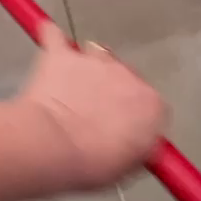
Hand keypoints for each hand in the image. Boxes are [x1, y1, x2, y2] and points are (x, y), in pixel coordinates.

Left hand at [16, 24, 166, 190]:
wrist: (55, 145)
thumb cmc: (96, 164)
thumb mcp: (131, 166)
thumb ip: (139, 144)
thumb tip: (134, 139)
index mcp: (152, 104)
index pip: (150, 104)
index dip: (132, 114)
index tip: (120, 126)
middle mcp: (127, 74)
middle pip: (122, 74)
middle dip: (109, 88)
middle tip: (91, 110)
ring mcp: (92, 60)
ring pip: (94, 53)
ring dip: (85, 65)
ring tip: (69, 84)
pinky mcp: (60, 53)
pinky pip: (54, 35)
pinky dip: (51, 37)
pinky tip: (48, 38)